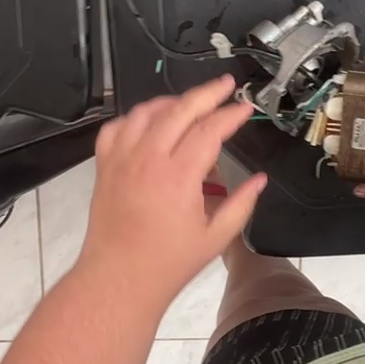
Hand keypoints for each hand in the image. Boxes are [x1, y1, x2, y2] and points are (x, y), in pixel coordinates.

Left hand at [74, 74, 267, 300]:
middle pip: (180, 109)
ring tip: (191, 104)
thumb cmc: (167, 263)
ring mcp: (122, 160)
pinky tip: (149, 123)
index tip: (245, 108)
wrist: (117, 278)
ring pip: (146, 112)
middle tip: (226, 85)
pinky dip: (135, 118)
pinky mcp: (105, 167)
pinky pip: (117, 128)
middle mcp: (148, 159)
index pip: (209, 130)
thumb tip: (259, 180)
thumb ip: (242, 204)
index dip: (230, 115)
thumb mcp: (215, 238)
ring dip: (172, 102)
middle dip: (207, 93)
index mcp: (178, 176)